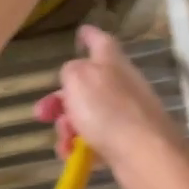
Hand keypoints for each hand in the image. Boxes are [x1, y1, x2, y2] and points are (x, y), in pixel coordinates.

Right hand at [35, 25, 188, 188]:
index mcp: (111, 59)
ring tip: (63, 141)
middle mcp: (120, 82)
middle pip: (86, 84)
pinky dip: (81, 146)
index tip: (79, 32)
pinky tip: (71, 156)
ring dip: (68, 126)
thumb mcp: (77, 78)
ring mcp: (125, 113)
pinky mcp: (126, 141)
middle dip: (61, 100)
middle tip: (42, 113)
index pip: (99, 39)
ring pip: (87, 114)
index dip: (87, 34)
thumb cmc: (107, 109)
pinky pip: (96, 139)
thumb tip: (73, 75)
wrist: (145, 155)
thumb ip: (69, 71)